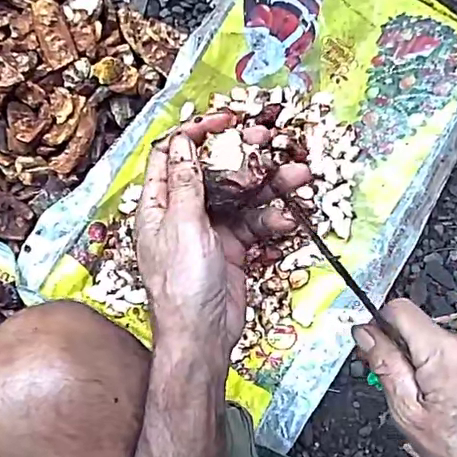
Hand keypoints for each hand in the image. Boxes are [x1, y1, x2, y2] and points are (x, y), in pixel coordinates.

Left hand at [134, 115, 306, 357]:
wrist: (203, 336)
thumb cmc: (183, 288)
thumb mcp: (183, 227)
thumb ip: (186, 184)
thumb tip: (181, 144)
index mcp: (160, 206)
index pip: (172, 156)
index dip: (195, 133)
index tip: (224, 120)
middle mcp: (183, 214)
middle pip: (213, 172)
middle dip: (241, 156)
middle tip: (266, 143)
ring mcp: (209, 231)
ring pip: (240, 197)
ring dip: (268, 186)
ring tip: (296, 175)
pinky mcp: (232, 248)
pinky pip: (254, 224)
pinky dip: (271, 220)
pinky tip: (285, 219)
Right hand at [353, 300, 456, 456]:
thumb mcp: (409, 414)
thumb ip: (385, 366)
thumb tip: (366, 336)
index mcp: (446, 352)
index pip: (399, 309)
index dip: (378, 324)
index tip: (371, 344)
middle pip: (421, 329)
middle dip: (404, 353)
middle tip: (402, 390)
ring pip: (442, 346)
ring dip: (429, 367)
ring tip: (435, 406)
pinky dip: (452, 374)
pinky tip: (456, 406)